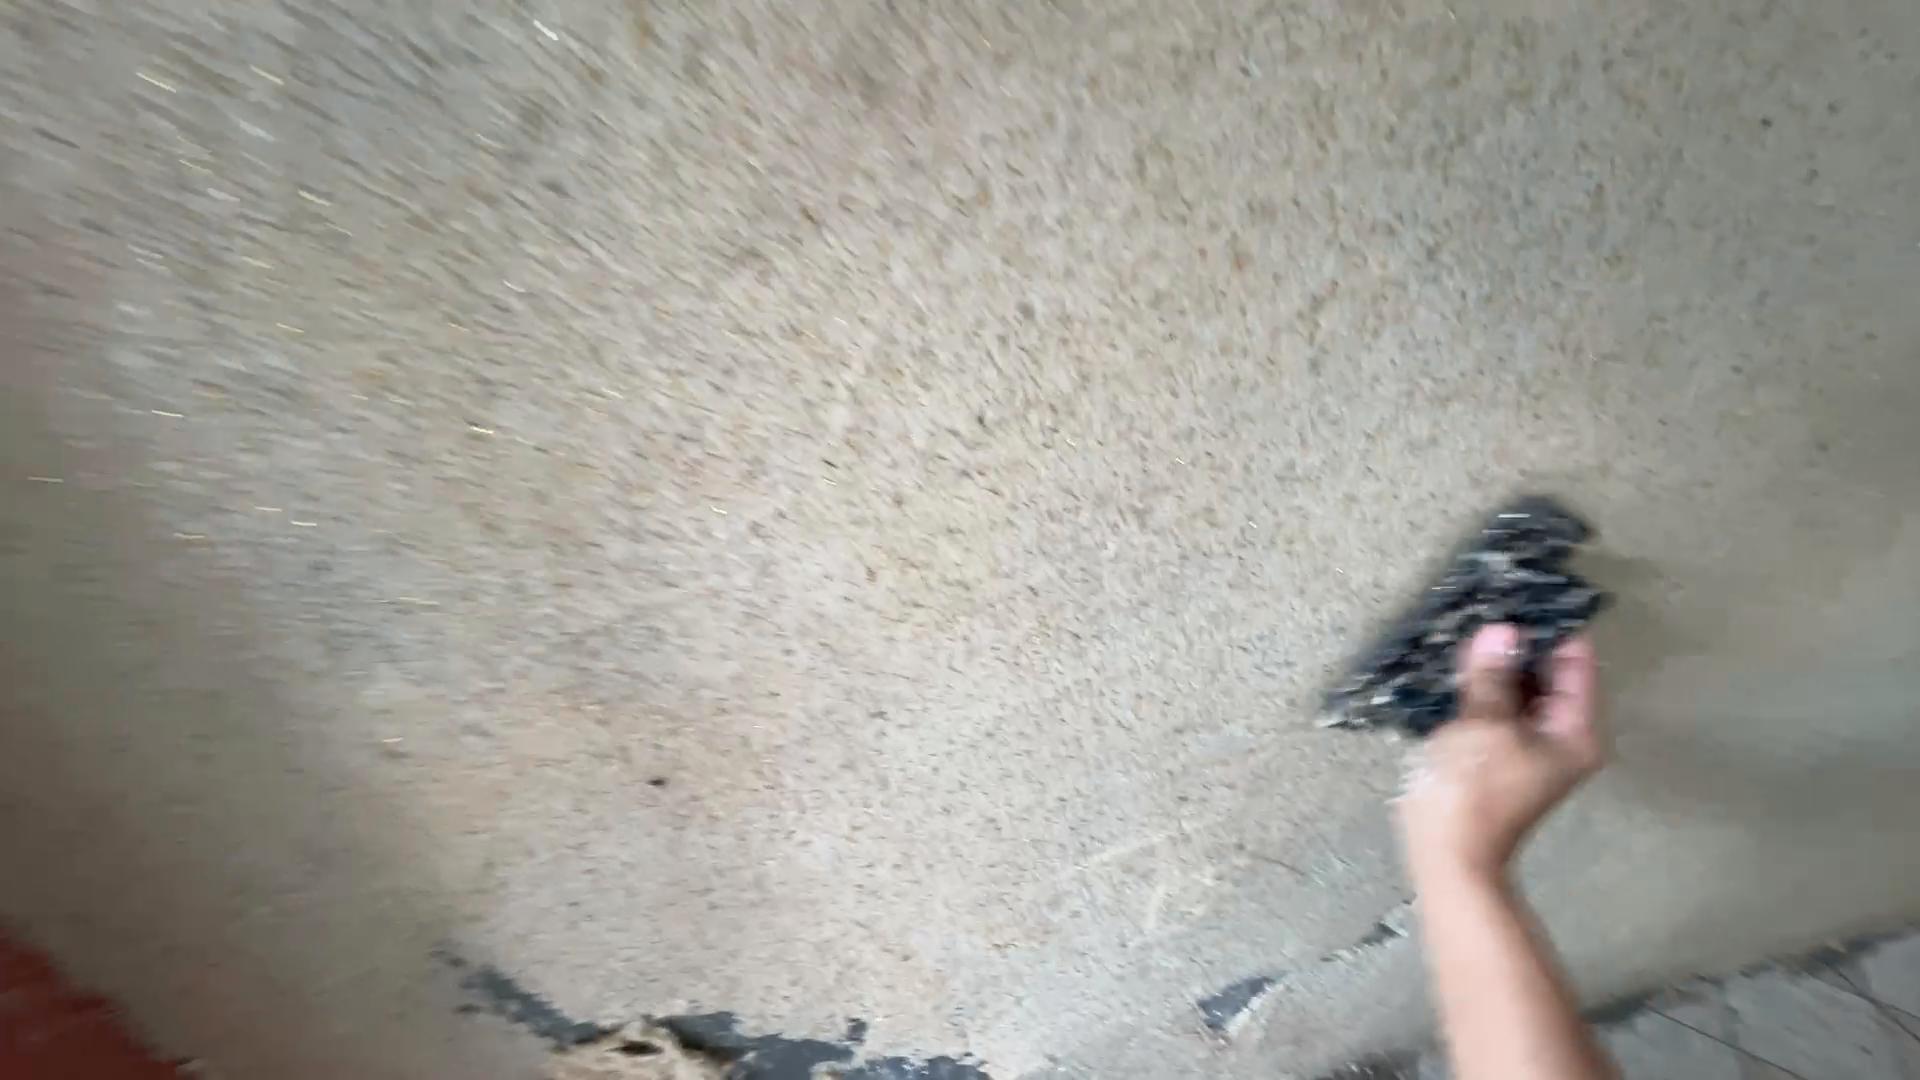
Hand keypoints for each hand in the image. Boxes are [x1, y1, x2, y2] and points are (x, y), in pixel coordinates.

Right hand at [1397, 623, 1603, 883]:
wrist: (1447, 848)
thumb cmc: (1473, 787)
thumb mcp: (1484, 724)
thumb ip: (1493, 676)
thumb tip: (1501, 630)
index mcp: (1573, 730)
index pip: (1575, 664)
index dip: (1552, 629)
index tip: (1522, 593)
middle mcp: (1556, 734)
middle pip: (1545, 675)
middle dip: (1517, 643)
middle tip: (1485, 604)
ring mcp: (1522, 743)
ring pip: (1514, 689)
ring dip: (1492, 662)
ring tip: (1465, 626)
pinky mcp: (1490, 749)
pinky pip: (1491, 705)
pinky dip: (1476, 685)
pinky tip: (1451, 664)